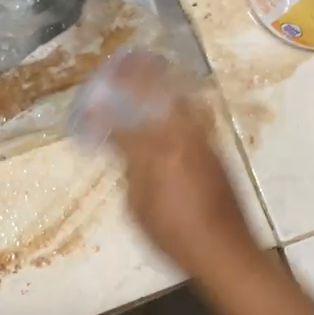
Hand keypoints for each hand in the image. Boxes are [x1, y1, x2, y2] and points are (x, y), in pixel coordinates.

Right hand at [103, 54, 257, 278]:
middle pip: (155, 95)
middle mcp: (179, 137)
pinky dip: (181, 96)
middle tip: (120, 65)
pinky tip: (173, 94)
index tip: (89, 106)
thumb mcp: (137, 207)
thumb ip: (131, 171)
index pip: (121, 122)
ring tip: (148, 67)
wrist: (224, 248)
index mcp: (153, 152)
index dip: (102, 113)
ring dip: (161, 80)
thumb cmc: (173, 235)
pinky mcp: (216, 147)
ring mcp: (201, 139)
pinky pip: (196, 110)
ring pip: (180, 97)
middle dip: (135, 77)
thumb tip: (126, 150)